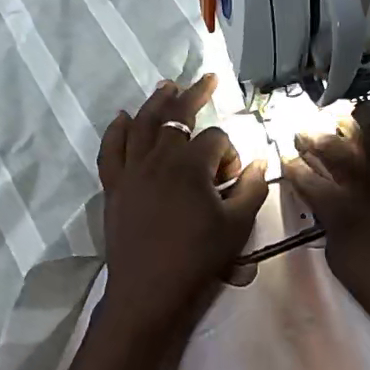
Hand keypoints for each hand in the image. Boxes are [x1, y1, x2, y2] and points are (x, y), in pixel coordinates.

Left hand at [96, 75, 269, 338]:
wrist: (148, 291)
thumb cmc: (197, 259)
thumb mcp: (237, 227)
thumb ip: (252, 190)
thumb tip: (259, 162)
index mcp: (190, 165)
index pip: (216, 139)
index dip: (230, 153)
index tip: (233, 179)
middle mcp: (159, 158)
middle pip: (176, 116)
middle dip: (194, 94)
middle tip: (208, 78)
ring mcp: (132, 170)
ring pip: (143, 124)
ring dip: (156, 102)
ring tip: (167, 86)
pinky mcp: (114, 185)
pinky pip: (110, 150)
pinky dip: (116, 130)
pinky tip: (122, 116)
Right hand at [282, 117, 369, 369]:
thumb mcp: (337, 255)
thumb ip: (326, 219)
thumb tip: (321, 201)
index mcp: (336, 205)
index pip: (302, 172)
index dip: (289, 163)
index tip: (285, 157)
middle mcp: (361, 180)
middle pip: (328, 142)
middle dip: (309, 136)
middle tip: (302, 135)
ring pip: (362, 131)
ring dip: (342, 126)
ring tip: (333, 124)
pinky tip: (369, 147)